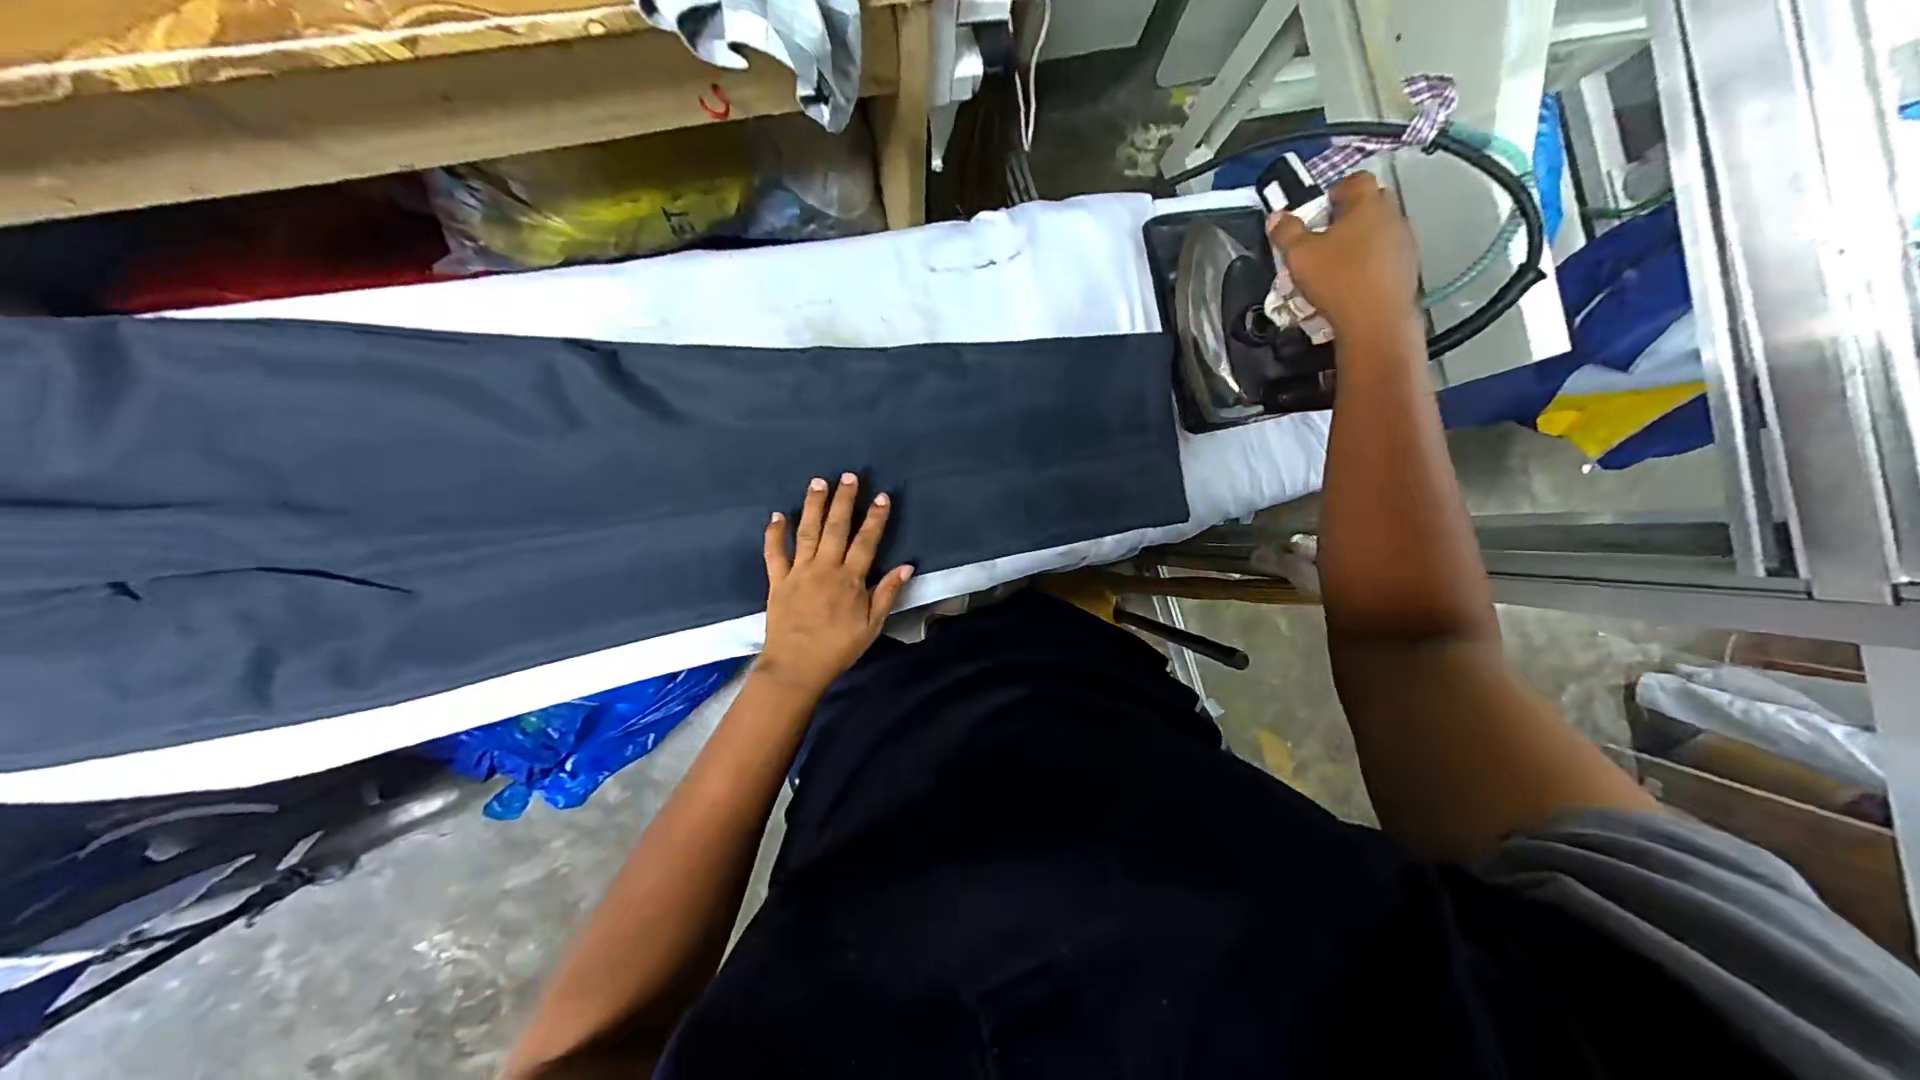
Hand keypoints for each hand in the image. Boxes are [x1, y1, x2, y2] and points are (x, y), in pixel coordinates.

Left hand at [758, 473, 913, 696]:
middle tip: (848, 476)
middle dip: (844, 500)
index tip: (882, 496)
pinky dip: (775, 533)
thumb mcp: (872, 625)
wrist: (796, 667)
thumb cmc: (838, 648)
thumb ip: (887, 593)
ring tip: (818, 482)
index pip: (866, 541)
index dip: (875, 517)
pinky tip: (778, 515)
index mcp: (850, 579)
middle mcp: (824, 568)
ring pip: (807, 532)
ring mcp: (798, 572)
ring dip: (813, 505)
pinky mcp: (777, 581)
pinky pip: (774, 553)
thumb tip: (906, 566)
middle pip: (835, 527)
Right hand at [1267, 172, 1421, 343]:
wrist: (1376, 320)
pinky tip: (1355, 281)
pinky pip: (1387, 254)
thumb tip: (1276, 217)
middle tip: (1325, 236)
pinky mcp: (1409, 267)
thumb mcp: (1299, 256)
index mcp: (1366, 204)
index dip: (1336, 190)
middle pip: (1371, 203)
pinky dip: (1372, 261)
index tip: (1320, 209)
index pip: (1356, 180)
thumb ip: (1286, 233)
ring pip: (1380, 230)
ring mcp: (1404, 241)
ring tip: (1339, 262)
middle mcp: (1392, 215)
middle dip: (1349, 214)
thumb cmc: (1337, 279)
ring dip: (1361, 239)